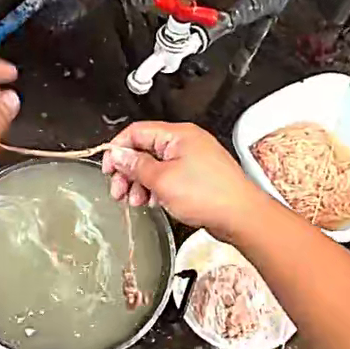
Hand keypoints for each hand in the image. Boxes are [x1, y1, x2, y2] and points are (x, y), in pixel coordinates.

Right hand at [101, 121, 277, 239]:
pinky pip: (168, 177)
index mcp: (177, 135)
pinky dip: (155, 188)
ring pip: (154, 166)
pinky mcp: (197, 176)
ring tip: (135, 200)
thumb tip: (117, 154)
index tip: (108, 168)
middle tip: (119, 190)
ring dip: (140, 183)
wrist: (241, 216)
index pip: (136, 132)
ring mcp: (192, 159)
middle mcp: (185, 143)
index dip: (117, 149)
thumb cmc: (210, 195)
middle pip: (144, 150)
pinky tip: (153, 201)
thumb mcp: (162, 180)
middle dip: (127, 171)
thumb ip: (135, 165)